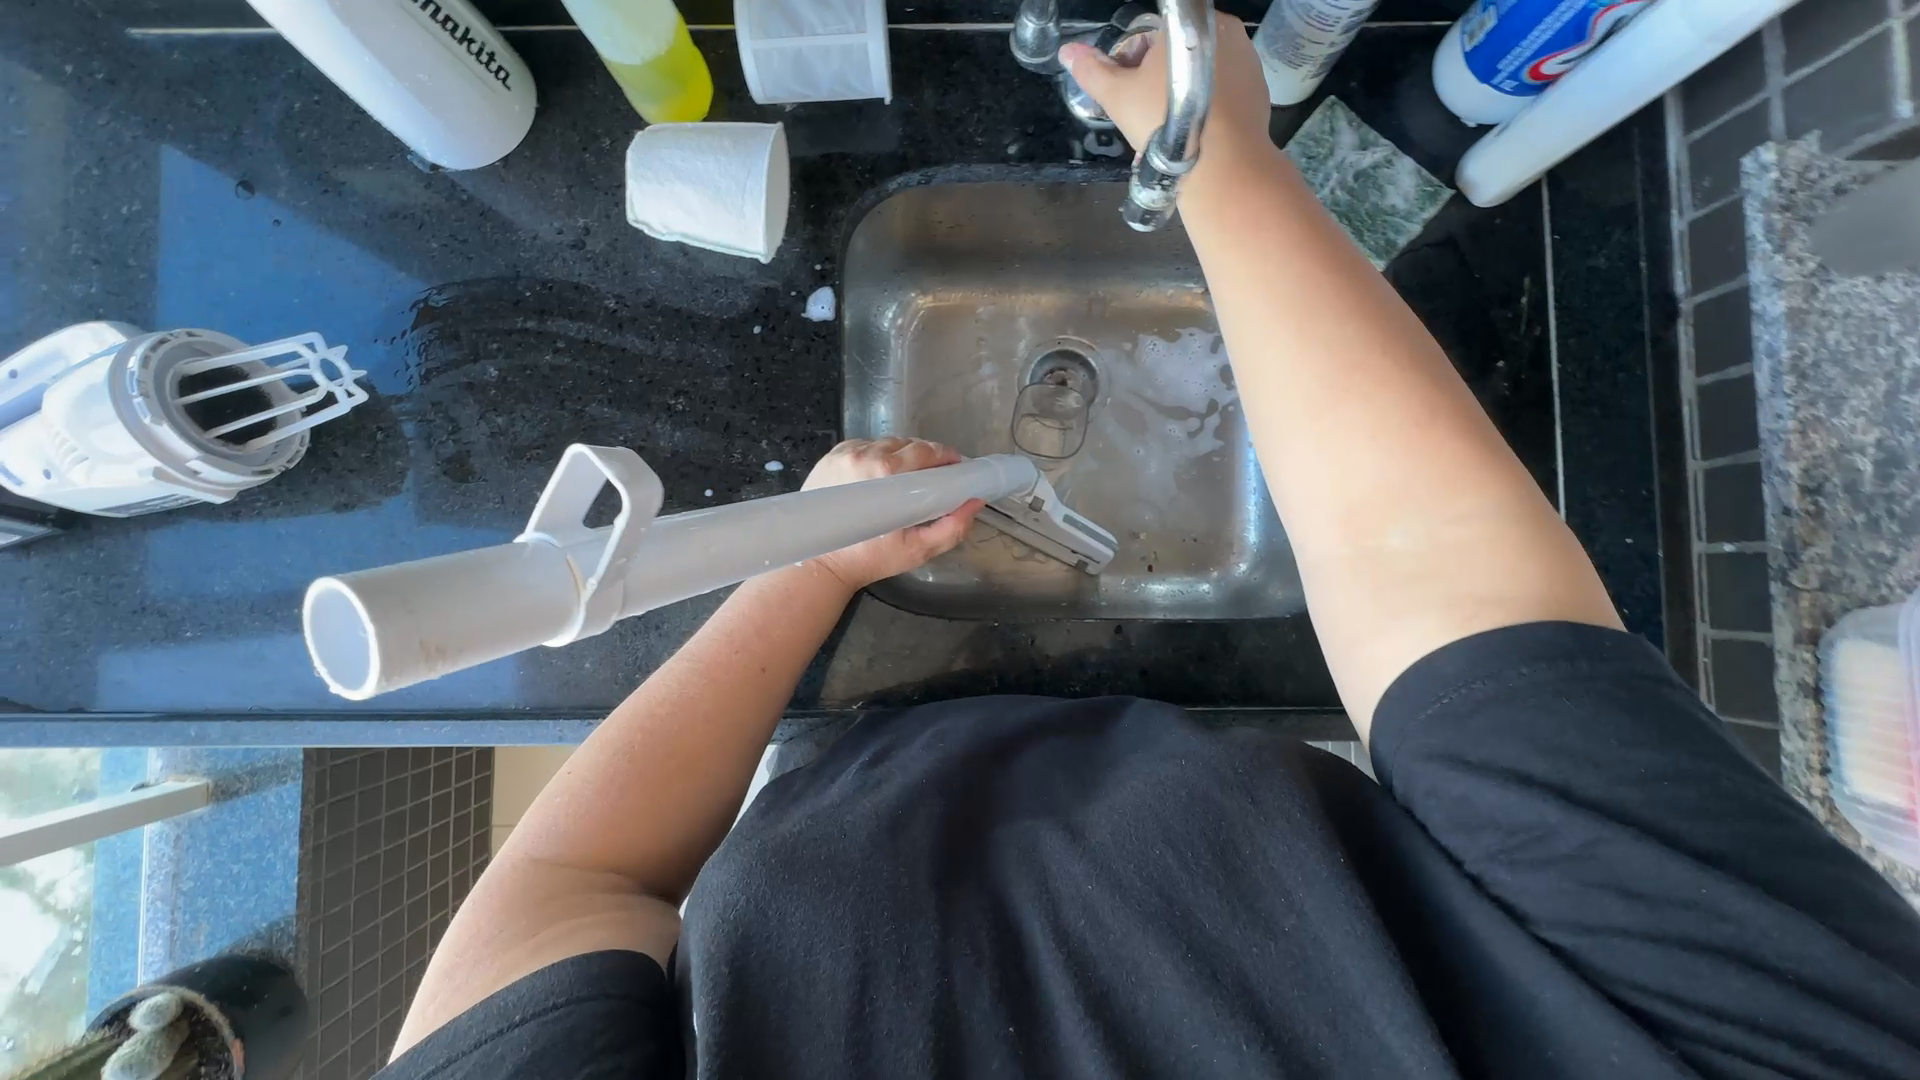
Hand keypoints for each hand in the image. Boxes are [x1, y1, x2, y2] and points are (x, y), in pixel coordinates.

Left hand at [801, 437, 984, 590]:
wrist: (820, 564)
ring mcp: (845, 454)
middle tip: (937, 474)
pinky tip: (883, 472)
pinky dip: (879, 454)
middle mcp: (864, 456)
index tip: (955, 469)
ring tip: (909, 475)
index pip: (926, 451)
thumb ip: (951, 528)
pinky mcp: (831, 456)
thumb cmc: (870, 559)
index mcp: (886, 473)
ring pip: (886, 443)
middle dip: (927, 455)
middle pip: (907, 444)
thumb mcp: (917, 550)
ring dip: (902, 454)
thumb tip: (975, 503)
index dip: (945, 457)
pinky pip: (865, 446)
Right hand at [1060, 15, 1272, 173]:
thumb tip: (1068, 52)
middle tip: (1143, 118)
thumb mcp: (1119, 97)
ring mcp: (1247, 60)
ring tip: (1167, 133)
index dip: (1129, 67)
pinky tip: (1193, 135)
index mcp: (1188, 22)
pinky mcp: (1258, 90)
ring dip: (1180, 99)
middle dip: (1155, 85)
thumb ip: (1093, 72)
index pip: (1148, 37)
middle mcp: (1224, 31)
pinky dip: (1206, 111)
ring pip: (1200, 77)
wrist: (1221, 164)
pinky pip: (1223, 95)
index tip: (1124, 96)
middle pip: (1176, 56)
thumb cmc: (1166, 122)